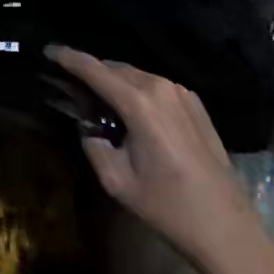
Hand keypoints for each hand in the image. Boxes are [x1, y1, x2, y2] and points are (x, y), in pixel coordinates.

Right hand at [50, 46, 273, 273]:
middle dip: (92, 73)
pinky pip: (156, 86)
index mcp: (139, 102)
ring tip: (100, 104)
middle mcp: (160, 85)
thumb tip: (87, 122)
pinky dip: (137, 91)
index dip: (69, 57)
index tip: (48, 50)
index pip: (95, 69)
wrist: (225, 223)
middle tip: (72, 88)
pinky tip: (132, 114)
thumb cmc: (167, 206)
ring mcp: (181, 91)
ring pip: (136, 75)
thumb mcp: (116, 180)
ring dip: (115, 83)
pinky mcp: (194, 101)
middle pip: (116, 68)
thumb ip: (92, 143)